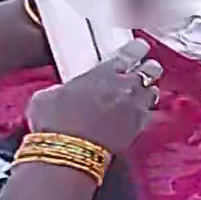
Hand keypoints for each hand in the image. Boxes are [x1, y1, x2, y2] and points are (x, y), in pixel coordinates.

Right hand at [26, 38, 162, 153]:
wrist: (71, 152)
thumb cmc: (55, 124)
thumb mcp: (48, 96)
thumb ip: (66, 88)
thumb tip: (66, 93)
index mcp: (104, 74)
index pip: (130, 53)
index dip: (136, 49)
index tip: (139, 47)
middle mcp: (126, 87)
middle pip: (150, 70)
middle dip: (148, 68)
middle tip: (143, 69)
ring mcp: (137, 106)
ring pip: (152, 91)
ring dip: (146, 90)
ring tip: (138, 92)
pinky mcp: (141, 125)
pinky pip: (149, 112)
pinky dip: (144, 110)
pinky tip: (136, 113)